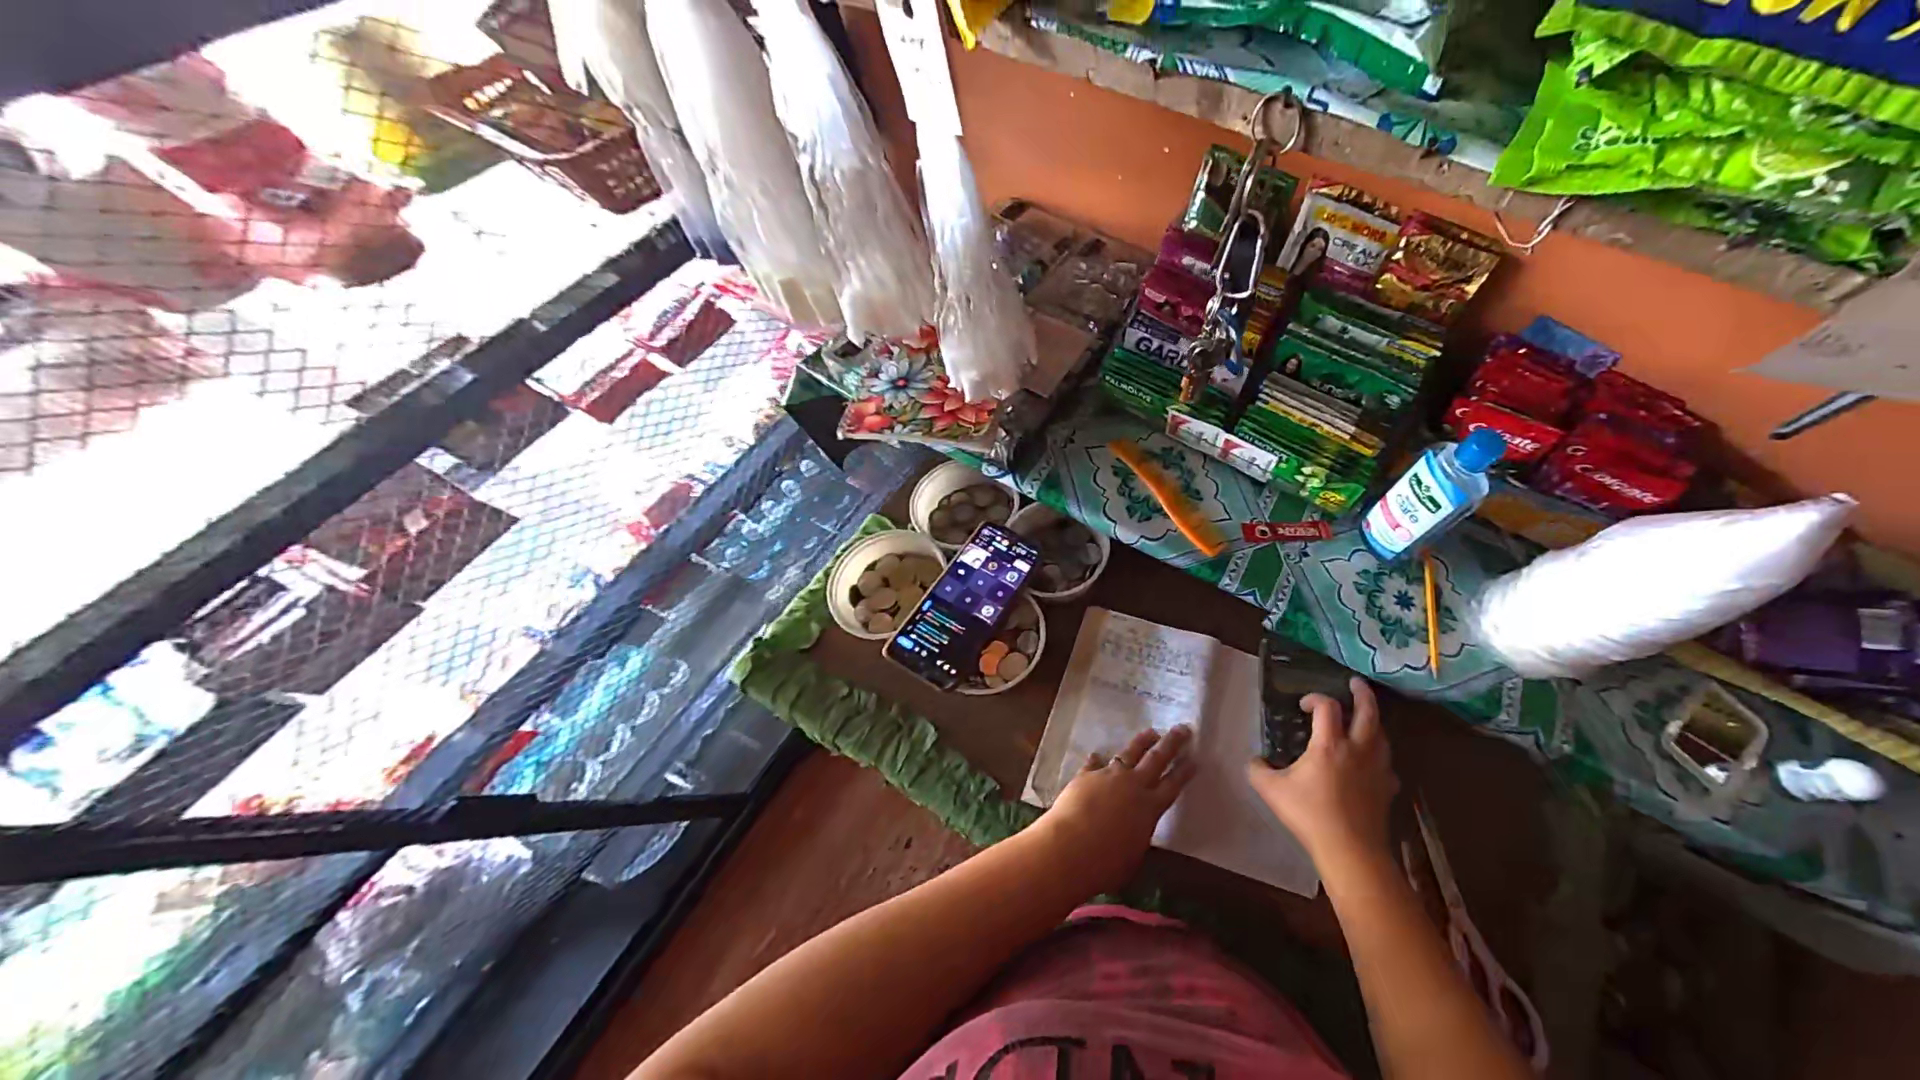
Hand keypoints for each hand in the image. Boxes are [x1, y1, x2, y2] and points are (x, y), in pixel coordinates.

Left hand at [1037, 725, 1195, 894]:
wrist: (1070, 847)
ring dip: (1141, 742)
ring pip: (1129, 753)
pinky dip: (1097, 760)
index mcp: (1150, 808)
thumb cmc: (1106, 863)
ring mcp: (1108, 777)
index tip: (1194, 758)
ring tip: (1151, 732)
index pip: (1172, 786)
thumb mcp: (1133, 855)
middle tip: (1182, 729)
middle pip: (1156, 759)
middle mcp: (1132, 786)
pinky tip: (1097, 754)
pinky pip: (1094, 764)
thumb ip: (1137, 837)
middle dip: (1171, 743)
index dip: (1184, 772)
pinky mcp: (1085, 775)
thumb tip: (1132, 831)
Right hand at [1246, 677, 1397, 871]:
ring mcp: (1377, 769)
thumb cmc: (1309, 814)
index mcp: (1329, 744)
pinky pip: (1386, 763)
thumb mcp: (1271, 790)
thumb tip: (1256, 761)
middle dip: (1362, 694)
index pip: (1327, 707)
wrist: (1350, 849)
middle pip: (1368, 712)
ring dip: (1374, 722)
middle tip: (1356, 683)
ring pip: (1382, 735)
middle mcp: (1358, 749)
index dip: (1315, 699)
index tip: (1303, 705)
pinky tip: (1371, 762)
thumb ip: (1258, 770)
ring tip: (1365, 718)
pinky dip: (1379, 755)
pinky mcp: (1388, 788)